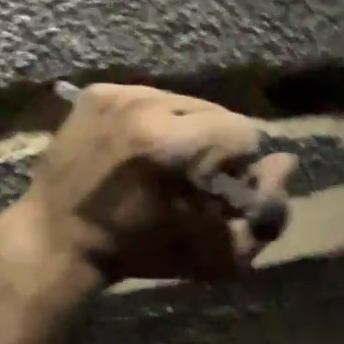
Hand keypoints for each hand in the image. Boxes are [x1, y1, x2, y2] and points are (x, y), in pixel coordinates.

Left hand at [0, 83, 297, 286]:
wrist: (59, 235)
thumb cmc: (140, 251)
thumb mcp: (217, 253)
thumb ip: (265, 211)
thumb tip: (285, 162)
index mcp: (174, 144)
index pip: (244, 130)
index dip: (241, 164)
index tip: (220, 187)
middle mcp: (144, 106)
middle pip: (214, 110)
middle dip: (214, 142)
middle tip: (191, 176)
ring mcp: (116, 93)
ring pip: (180, 100)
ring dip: (184, 128)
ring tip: (162, 163)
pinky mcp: (96, 91)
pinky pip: (146, 96)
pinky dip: (151, 119)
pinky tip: (136, 149)